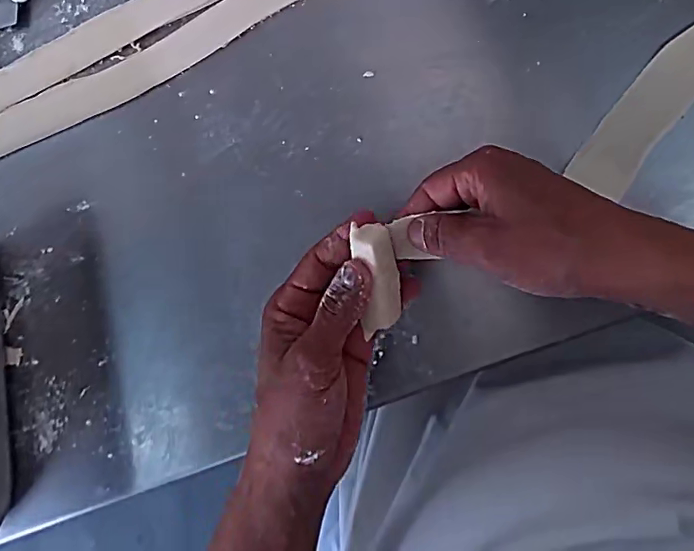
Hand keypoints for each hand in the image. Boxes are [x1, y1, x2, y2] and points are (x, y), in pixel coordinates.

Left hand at [214, 213, 414, 550]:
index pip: (318, 262)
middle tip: (393, 240)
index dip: (341, 240)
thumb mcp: (310, 360)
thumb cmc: (288, 419)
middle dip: (367, 254)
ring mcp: (337, 329)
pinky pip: (375, 314)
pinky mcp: (356, 347)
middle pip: (344, 271)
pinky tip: (405, 291)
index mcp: (290, 308)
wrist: (304, 469)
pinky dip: (391, 301)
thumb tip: (356, 271)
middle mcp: (313, 313)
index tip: (365, 224)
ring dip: (383, 276)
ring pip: (363, 290)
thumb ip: (336, 313)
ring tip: (406, 262)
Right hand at [398, 145, 665, 298]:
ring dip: (461, 229)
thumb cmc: (558, 247)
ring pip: (472, 202)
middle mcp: (499, 163)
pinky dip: (483, 228)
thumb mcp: (486, 247)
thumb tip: (413, 229)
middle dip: (436, 224)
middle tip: (426, 258)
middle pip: (449, 192)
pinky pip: (493, 207)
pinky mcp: (534, 195)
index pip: (429, 188)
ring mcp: (519, 177)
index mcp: (482, 167)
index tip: (400, 245)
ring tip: (461, 260)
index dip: (411, 218)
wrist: (618, 254)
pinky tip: (491, 252)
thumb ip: (442, 235)